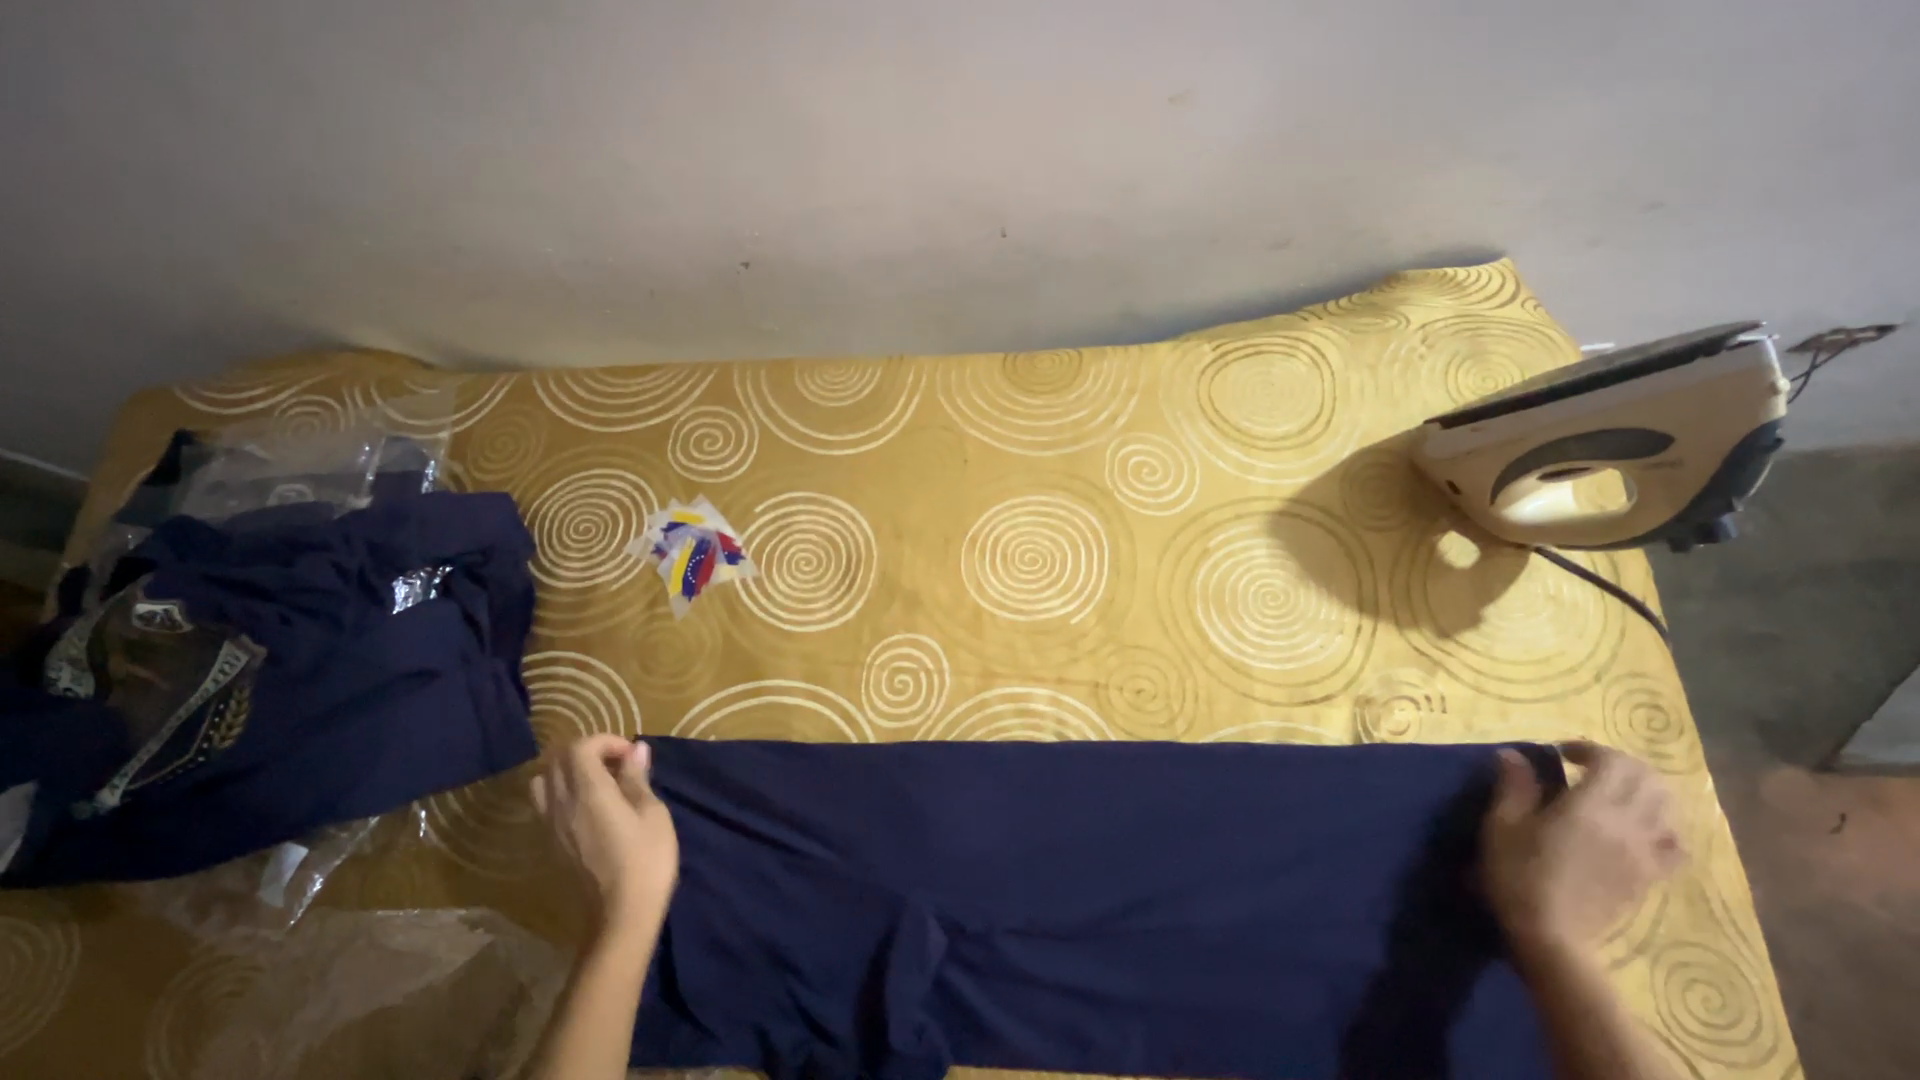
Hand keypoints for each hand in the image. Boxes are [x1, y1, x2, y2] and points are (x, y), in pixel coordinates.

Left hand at [530, 735, 679, 937]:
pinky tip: (587, 808)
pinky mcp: (549, 844)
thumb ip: (637, 779)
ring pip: (542, 781)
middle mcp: (561, 804)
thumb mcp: (653, 815)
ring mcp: (550, 826)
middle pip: (556, 760)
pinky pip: (544, 805)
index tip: (631, 755)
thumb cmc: (646, 861)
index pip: (580, 747)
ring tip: (597, 782)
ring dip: (567, 772)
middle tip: (617, 764)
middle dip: (586, 751)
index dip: (606, 741)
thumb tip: (635, 750)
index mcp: (588, 791)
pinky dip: (560, 793)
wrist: (619, 917)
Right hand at [1480, 742, 1685, 956]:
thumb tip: (1513, 755)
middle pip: (1648, 778)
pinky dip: (1664, 827)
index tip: (1561, 754)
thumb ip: (1514, 787)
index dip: (1590, 749)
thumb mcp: (1502, 826)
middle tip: (1588, 768)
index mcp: (1589, 808)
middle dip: (1620, 764)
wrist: (1551, 935)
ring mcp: (1646, 852)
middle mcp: (1628, 824)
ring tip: (1615, 794)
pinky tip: (1641, 830)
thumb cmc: (1517, 875)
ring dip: (1645, 790)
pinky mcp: (1652, 876)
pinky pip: (1677, 844)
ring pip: (1669, 807)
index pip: (1613, 761)